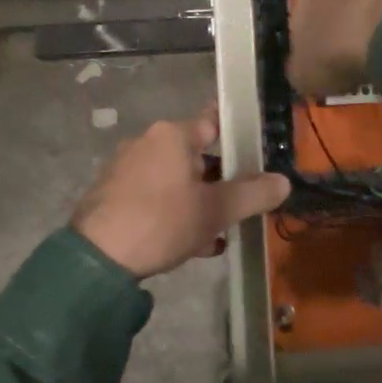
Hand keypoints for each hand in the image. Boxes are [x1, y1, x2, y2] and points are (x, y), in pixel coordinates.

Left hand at [71, 105, 289, 279]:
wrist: (97, 259)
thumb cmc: (162, 222)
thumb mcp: (217, 211)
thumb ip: (254, 194)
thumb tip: (284, 183)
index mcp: (172, 135)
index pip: (212, 122)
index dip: (236, 136)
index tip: (253, 152)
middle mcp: (146, 142)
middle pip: (194, 156)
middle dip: (217, 182)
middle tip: (235, 208)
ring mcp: (124, 168)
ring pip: (174, 181)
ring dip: (196, 203)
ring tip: (213, 236)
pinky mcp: (110, 194)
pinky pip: (152, 197)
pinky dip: (171, 213)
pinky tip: (185, 244)